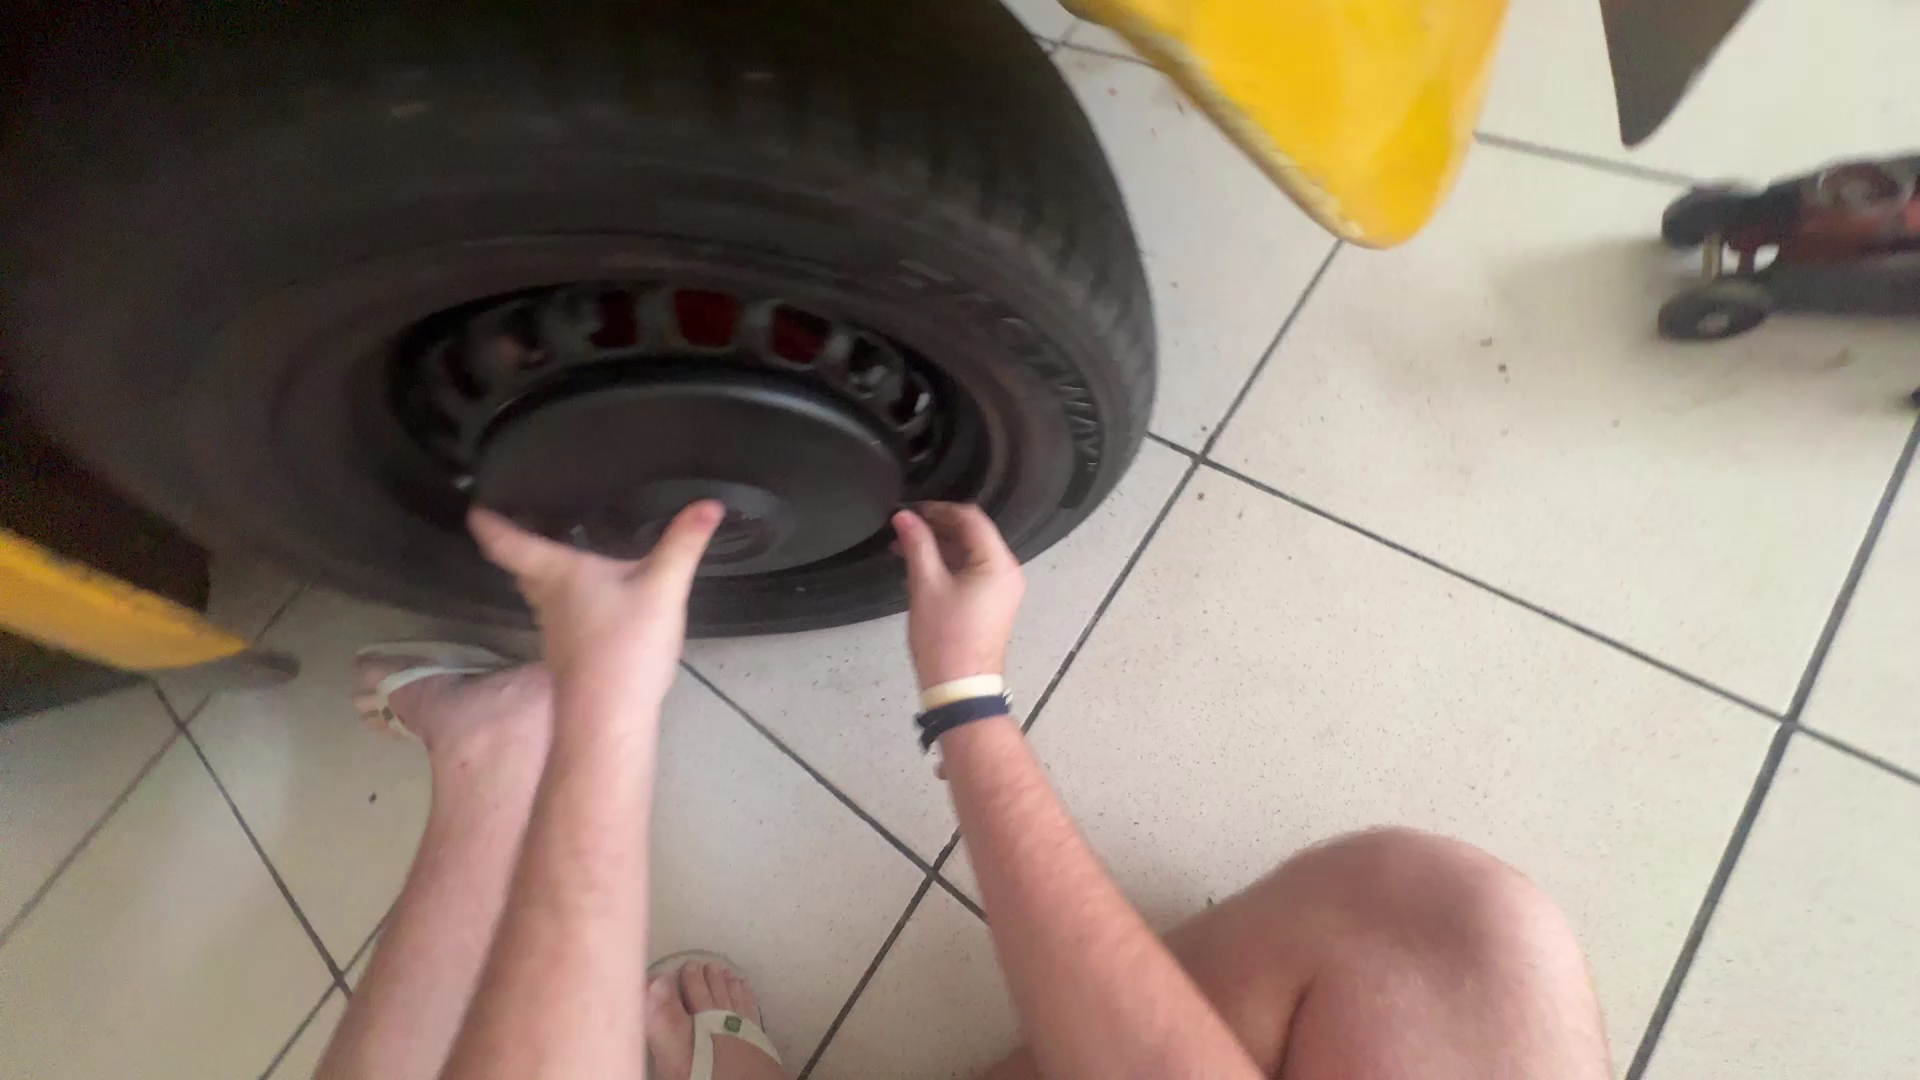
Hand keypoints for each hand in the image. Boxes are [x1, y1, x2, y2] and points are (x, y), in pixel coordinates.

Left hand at [468, 500, 723, 706]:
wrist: (609, 714)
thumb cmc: (627, 643)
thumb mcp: (664, 586)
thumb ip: (685, 544)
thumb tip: (711, 503)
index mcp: (560, 575)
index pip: (511, 544)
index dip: (492, 524)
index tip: (477, 509)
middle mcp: (549, 599)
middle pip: (524, 569)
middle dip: (519, 547)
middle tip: (523, 524)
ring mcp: (557, 630)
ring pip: (541, 593)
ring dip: (544, 574)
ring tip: (561, 555)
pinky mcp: (572, 652)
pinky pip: (562, 614)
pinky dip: (568, 598)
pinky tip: (593, 600)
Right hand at [892, 503, 1024, 689]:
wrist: (960, 688)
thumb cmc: (945, 639)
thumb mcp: (926, 586)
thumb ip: (917, 545)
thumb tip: (904, 517)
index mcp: (997, 564)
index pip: (971, 518)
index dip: (939, 509)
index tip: (911, 510)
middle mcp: (1007, 572)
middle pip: (972, 534)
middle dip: (937, 527)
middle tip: (904, 526)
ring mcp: (1002, 588)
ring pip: (970, 552)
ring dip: (939, 546)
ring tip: (904, 546)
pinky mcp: (992, 602)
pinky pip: (972, 571)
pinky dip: (948, 564)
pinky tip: (920, 566)